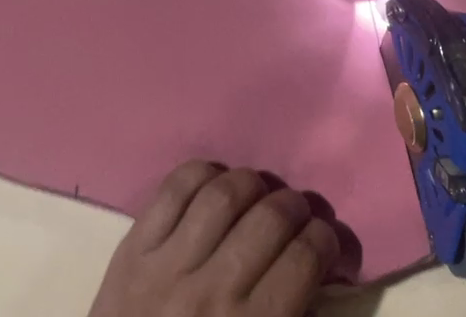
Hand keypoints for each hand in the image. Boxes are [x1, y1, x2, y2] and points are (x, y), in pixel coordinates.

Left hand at [89, 161, 348, 316]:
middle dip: (298, 207)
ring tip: (262, 193)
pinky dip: (203, 173)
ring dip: (254, 183)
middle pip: (270, 218)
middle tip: (301, 215)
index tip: (331, 243)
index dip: (330, 240)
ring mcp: (168, 265)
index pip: (305, 259)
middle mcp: (213, 292)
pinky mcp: (133, 248)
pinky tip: (217, 183)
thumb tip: (322, 272)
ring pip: (223, 195)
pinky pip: (173, 189)